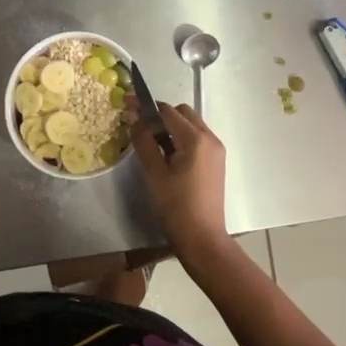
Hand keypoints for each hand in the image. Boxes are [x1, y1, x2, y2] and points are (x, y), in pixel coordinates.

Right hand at [132, 103, 227, 254]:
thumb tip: (133, 115)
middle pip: (182, 112)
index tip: (127, 106)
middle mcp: (210, 137)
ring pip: (191, 123)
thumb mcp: (154, 173)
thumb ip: (143, 140)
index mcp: (195, 139)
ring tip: (154, 145)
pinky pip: (198, 137)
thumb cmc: (176, 207)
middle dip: (161, 116)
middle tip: (141, 130)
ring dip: (172, 126)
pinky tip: (170, 156)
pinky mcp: (217, 160)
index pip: (167, 111)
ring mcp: (216, 149)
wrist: (203, 238)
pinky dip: (183, 137)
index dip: (146, 108)